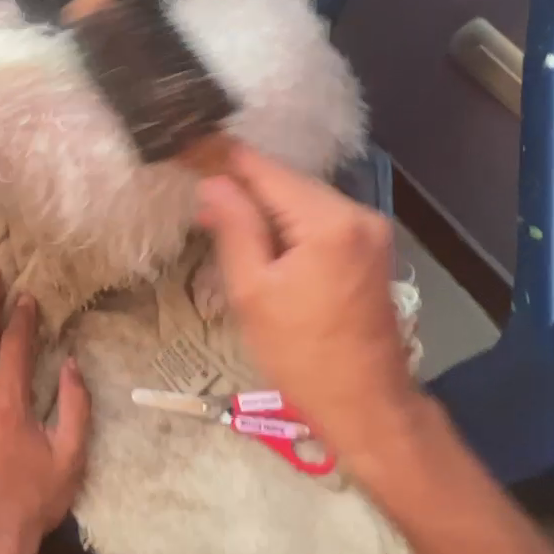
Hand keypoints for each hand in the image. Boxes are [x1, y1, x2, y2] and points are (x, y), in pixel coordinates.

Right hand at [194, 144, 415, 452]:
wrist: (368, 408)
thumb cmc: (301, 354)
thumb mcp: (252, 290)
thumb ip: (233, 226)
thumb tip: (212, 181)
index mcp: (328, 221)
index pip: (263, 168)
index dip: (219, 155)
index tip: (183, 146)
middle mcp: (357, 213)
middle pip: (284, 180)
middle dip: (239, 183)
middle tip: (193, 190)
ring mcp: (370, 230)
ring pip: (300, 197)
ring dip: (260, 203)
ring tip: (215, 215)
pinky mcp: (370, 248)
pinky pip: (317, 217)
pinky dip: (285, 220)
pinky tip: (256, 235)